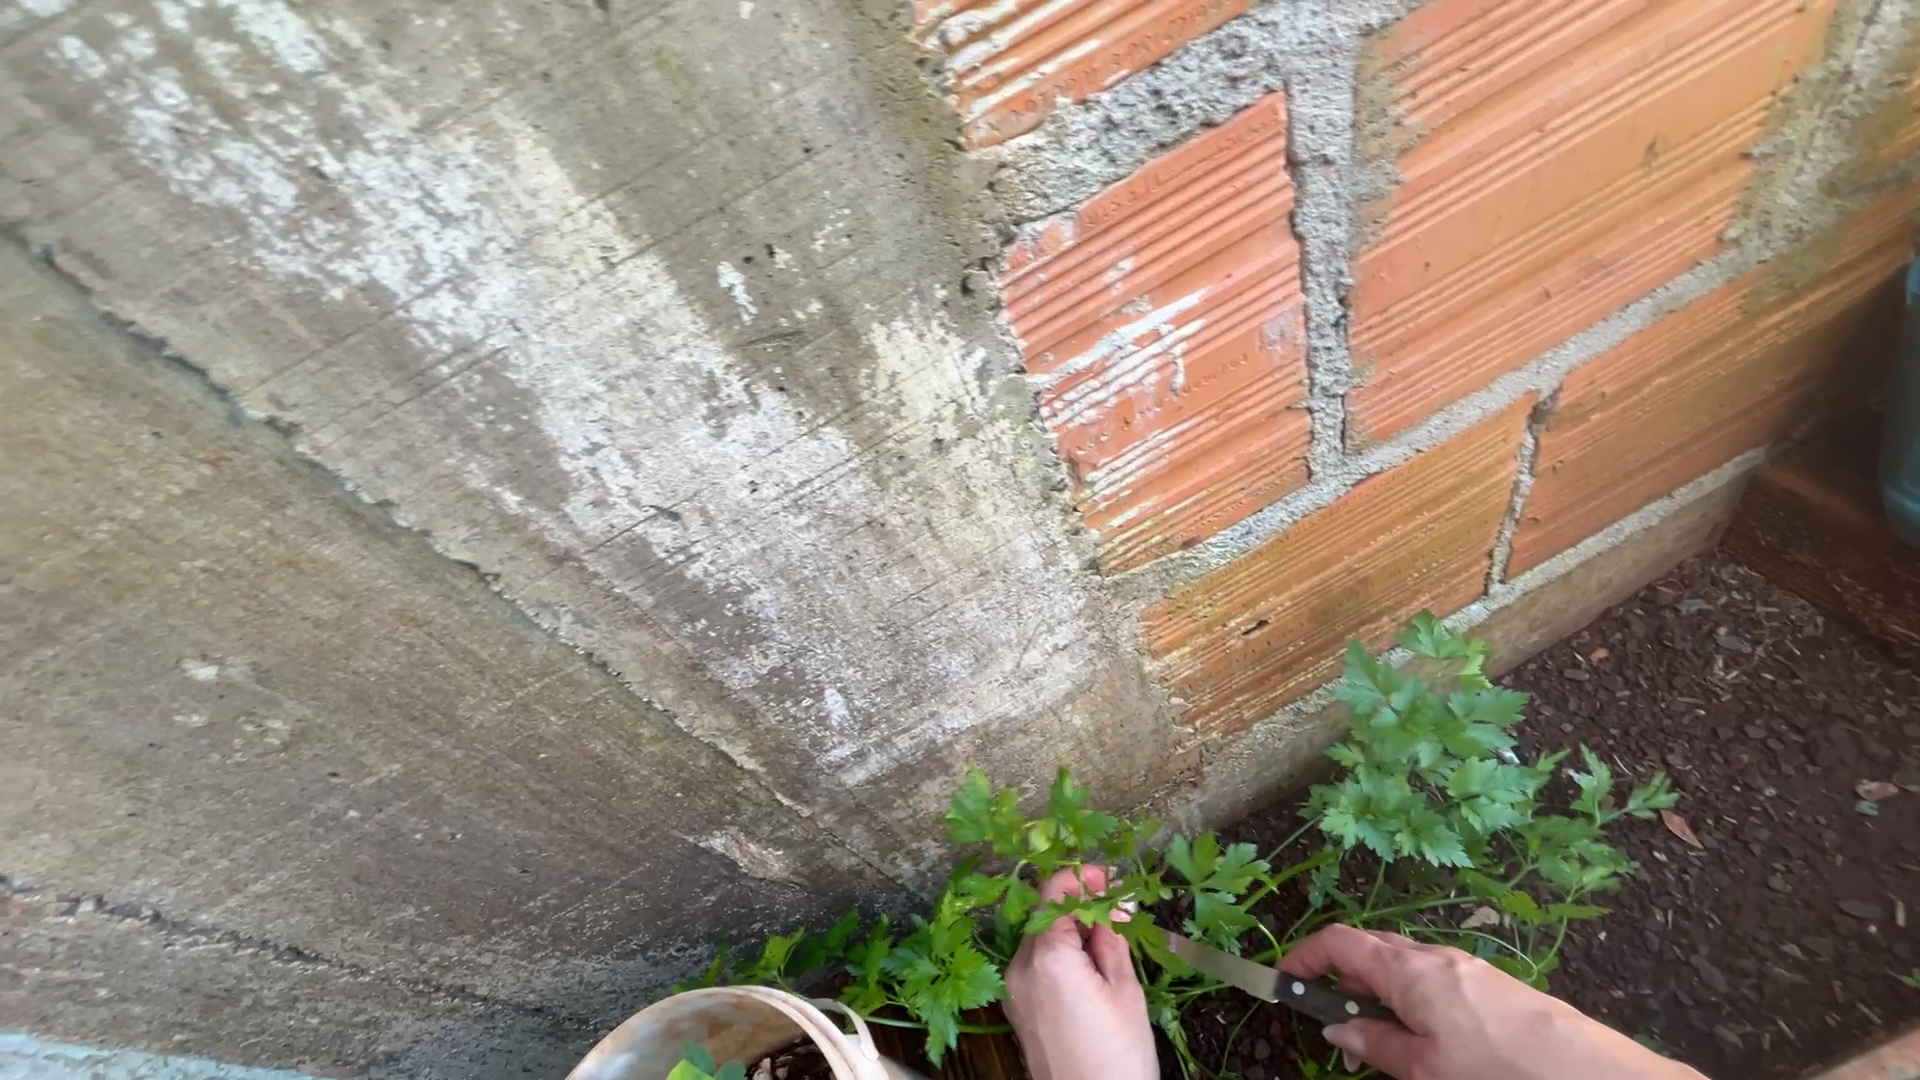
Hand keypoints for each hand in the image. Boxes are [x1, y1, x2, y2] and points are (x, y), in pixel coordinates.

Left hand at [1003, 866, 1157, 1079]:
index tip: (1110, 877)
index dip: (1082, 877)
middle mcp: (1020, 965)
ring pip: (1040, 936)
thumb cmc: (1119, 1057)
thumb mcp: (1125, 990)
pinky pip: (1036, 962)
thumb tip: (1108, 903)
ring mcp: (1015, 987)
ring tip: (1108, 932)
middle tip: (1117, 903)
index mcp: (1047, 956)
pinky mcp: (1018, 1007)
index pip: (1054, 892)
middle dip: (1079, 901)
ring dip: (1070, 926)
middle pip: (1045, 912)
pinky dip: (1059, 951)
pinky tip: (1088, 959)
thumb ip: (1111, 938)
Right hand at [1279, 925, 1704, 1079]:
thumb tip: (1337, 1032)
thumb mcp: (1427, 1070)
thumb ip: (1376, 1046)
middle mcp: (1431, 954)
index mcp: (1405, 968)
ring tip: (1387, 1045)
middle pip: (1369, 949)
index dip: (1305, 956)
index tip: (1287, 984)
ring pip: (1405, 967)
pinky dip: (1416, 1001)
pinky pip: (1437, 980)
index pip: (1337, 942)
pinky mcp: (1496, 986)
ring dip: (1381, 995)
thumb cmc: (1498, 1072)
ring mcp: (1467, 967)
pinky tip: (1435, 1043)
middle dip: (1344, 981)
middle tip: (1339, 1030)